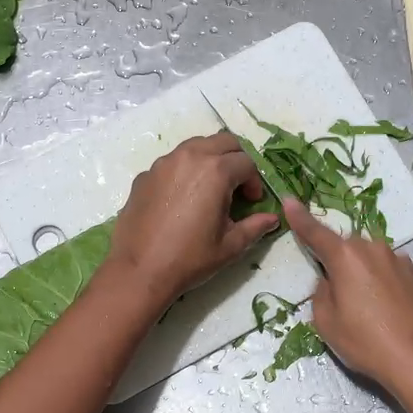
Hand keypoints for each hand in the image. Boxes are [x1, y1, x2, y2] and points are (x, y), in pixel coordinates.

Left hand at [101, 133, 279, 304]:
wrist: (140, 270)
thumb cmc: (190, 259)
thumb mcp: (230, 246)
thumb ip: (255, 227)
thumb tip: (272, 219)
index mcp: (215, 171)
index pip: (246, 162)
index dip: (255, 182)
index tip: (253, 202)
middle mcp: (189, 157)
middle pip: (223, 142)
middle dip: (236, 160)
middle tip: (237, 188)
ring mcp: (163, 164)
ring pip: (195, 147)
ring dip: (210, 161)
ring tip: (210, 191)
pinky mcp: (145, 176)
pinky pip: (172, 164)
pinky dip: (185, 173)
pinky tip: (183, 201)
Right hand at [282, 197, 412, 394]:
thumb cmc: (365, 342)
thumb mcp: (326, 323)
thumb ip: (321, 293)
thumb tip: (329, 281)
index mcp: (346, 257)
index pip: (316, 233)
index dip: (300, 219)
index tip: (290, 202)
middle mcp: (372, 249)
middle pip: (346, 248)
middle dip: (337, 263)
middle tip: (336, 296)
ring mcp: (398, 260)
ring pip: (369, 259)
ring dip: (361, 275)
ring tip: (364, 309)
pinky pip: (387, 272)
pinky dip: (380, 283)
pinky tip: (384, 309)